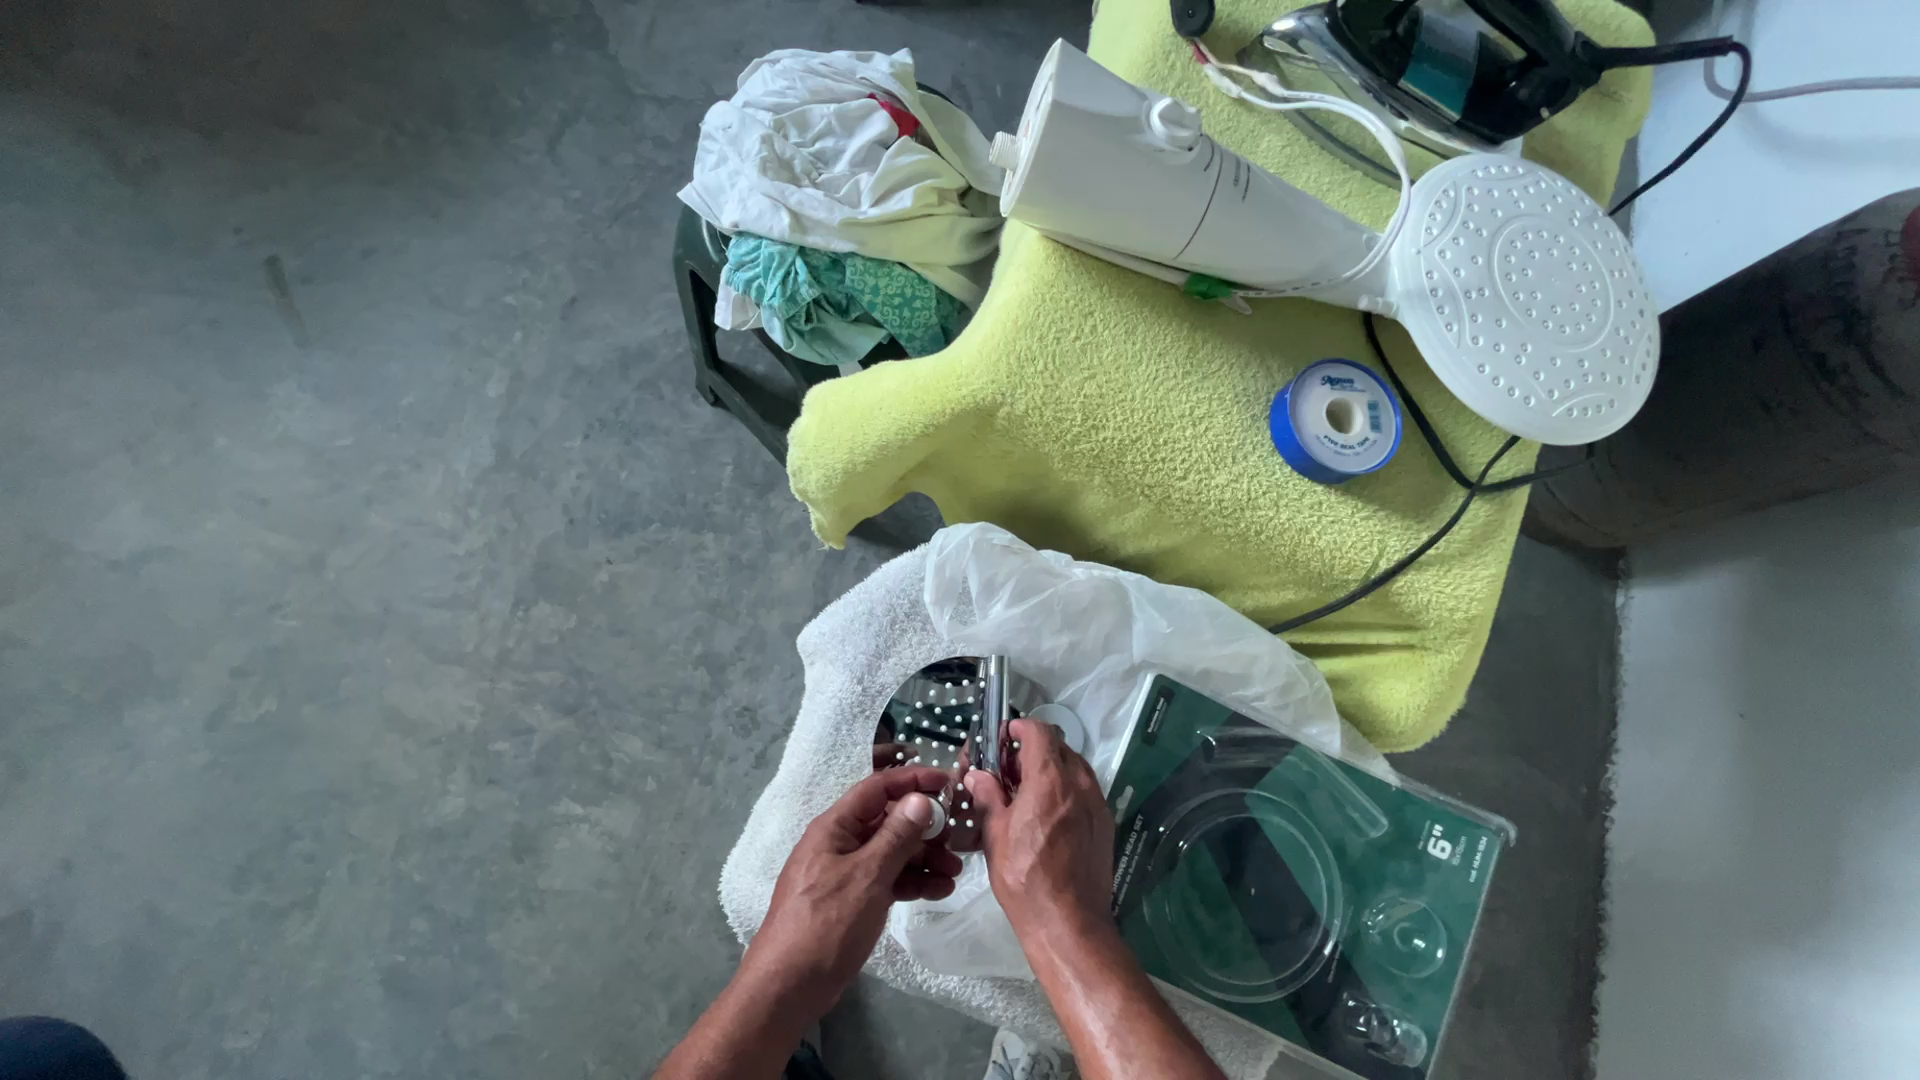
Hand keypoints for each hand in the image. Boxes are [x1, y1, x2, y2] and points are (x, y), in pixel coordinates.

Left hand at [743, 766, 962, 1008]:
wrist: (789, 987)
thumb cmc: (826, 923)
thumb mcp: (867, 875)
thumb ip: (896, 836)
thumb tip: (920, 799)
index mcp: (836, 826)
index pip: (878, 788)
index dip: (913, 780)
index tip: (948, 782)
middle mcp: (841, 842)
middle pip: (889, 821)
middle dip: (925, 828)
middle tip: (958, 841)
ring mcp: (848, 872)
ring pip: (893, 852)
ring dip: (924, 858)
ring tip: (954, 873)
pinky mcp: (854, 899)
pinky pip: (888, 879)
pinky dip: (912, 882)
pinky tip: (939, 891)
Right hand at [965, 718, 1115, 939]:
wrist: (1069, 923)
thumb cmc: (1025, 878)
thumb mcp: (995, 835)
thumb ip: (988, 796)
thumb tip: (978, 776)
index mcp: (1049, 779)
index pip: (1039, 730)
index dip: (1018, 728)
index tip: (1002, 740)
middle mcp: (1079, 783)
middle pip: (1058, 746)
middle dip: (1032, 751)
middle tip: (1008, 772)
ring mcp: (1097, 802)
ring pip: (1074, 767)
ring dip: (1050, 770)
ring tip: (1026, 795)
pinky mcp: (1105, 822)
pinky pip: (1084, 790)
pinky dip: (1065, 790)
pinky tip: (1047, 816)